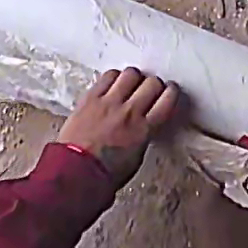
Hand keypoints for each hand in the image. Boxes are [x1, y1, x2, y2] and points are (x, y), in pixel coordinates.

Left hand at [58, 67, 182, 185]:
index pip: (167, 100)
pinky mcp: (91, 97)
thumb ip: (143, 135)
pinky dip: (114, 77)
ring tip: (131, 84)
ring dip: (134, 78)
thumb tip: (145, 125)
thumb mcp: (136, 157)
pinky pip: (107, 76)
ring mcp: (109, 102)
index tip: (170, 91)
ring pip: (131, 74)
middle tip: (150, 88)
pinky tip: (113, 83)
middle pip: (152, 83)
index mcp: (144, 130)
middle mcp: (130, 112)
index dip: (171, 92)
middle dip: (154, 84)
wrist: (76, 171)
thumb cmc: (105, 173)